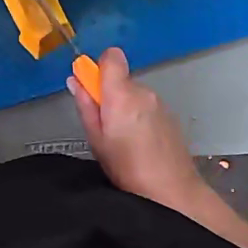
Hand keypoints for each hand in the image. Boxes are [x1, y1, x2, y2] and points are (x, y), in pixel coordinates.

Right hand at [67, 48, 204, 206]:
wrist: (172, 190)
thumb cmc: (127, 167)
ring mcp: (160, 102)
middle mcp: (143, 92)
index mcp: (121, 95)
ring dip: (126, 108)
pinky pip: (147, 106)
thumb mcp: (96, 139)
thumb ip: (86, 106)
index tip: (92, 89)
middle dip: (110, 95)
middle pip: (121, 79)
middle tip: (105, 126)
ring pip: (134, 94)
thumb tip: (75, 81)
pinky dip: (140, 117)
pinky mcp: (170, 114)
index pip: (112, 56)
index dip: (99, 67)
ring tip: (124, 140)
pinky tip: (141, 144)